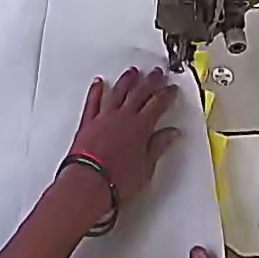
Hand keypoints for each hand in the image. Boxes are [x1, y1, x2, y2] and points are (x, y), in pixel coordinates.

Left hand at [67, 67, 181, 204]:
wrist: (87, 185)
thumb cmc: (116, 181)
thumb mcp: (146, 168)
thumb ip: (158, 146)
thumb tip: (170, 135)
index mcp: (141, 127)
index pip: (158, 104)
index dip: (167, 94)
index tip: (171, 89)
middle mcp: (123, 117)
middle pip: (139, 92)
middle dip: (150, 81)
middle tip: (156, 73)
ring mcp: (104, 118)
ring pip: (118, 92)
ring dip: (127, 80)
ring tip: (132, 72)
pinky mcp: (87, 123)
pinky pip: (93, 101)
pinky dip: (97, 90)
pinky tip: (99, 83)